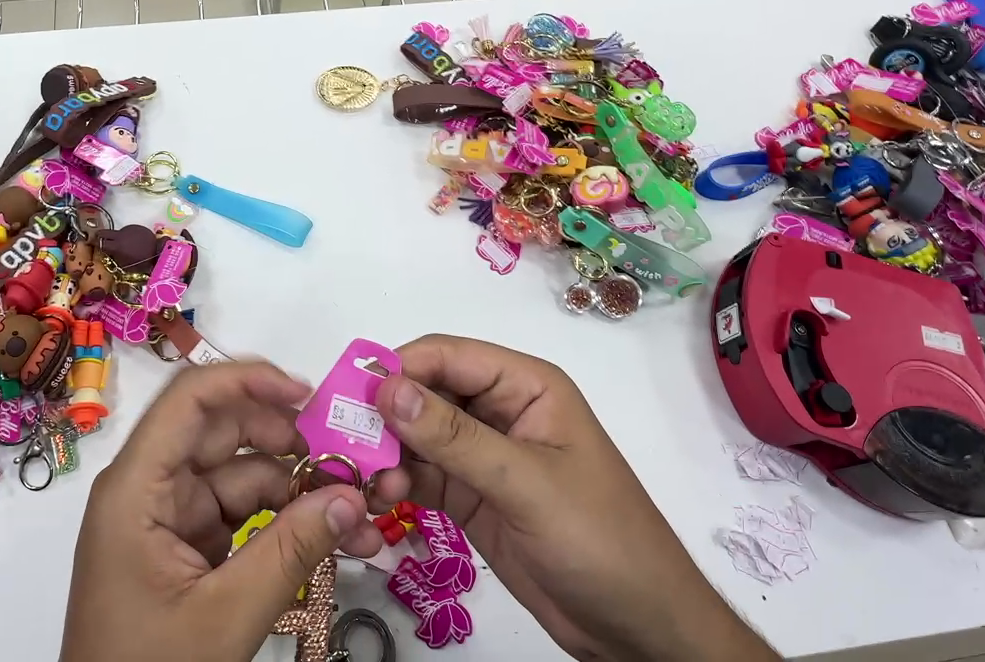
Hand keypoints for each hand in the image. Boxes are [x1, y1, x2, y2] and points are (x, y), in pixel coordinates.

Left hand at [60, 362, 386, 661]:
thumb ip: (291, 551)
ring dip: (299, 487)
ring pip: (242, 473)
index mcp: (137, 485)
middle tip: (349, 454)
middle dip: (289, 439)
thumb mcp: (225, 615)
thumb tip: (351, 497)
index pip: (190, 400)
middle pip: (223, 432)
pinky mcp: (189, 544)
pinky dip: (286, 520)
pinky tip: (331, 534)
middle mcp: (151, 486)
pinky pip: (244, 512)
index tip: (307, 393)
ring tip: (358, 510)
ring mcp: (171, 515)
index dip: (247, 380)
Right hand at [367, 335, 775, 661]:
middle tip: (347, 444)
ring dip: (387, 452)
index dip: (399, 368)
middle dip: (386, 414)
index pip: (448, 355)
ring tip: (368, 483)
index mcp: (524, 385)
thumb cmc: (599, 538)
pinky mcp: (470, 495)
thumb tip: (386, 389)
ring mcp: (482, 454)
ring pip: (417, 434)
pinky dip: (397, 482)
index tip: (353, 396)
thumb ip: (454, 437)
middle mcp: (499, 410)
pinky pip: (422, 474)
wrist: (638, 629)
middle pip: (426, 391)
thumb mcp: (526, 483)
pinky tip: (379, 498)